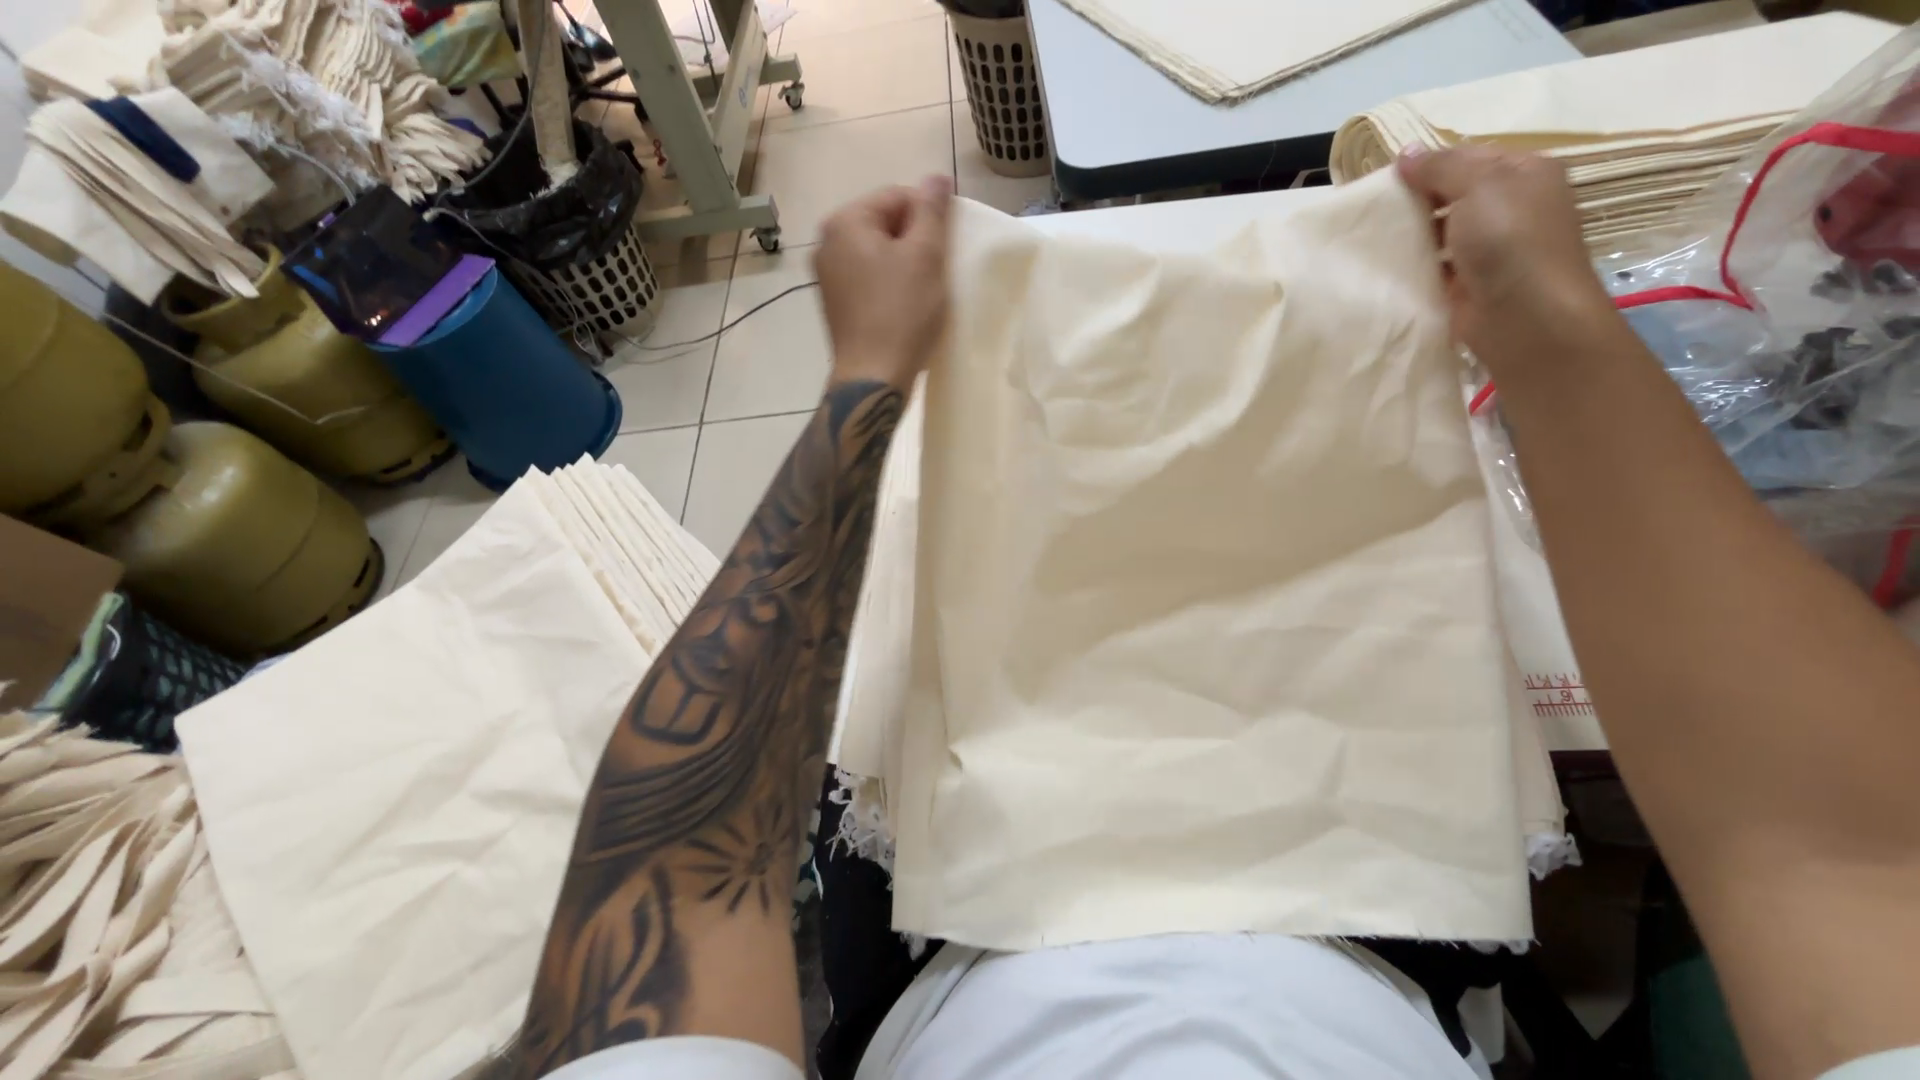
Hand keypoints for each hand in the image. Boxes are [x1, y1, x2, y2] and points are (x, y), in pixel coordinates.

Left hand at [814, 177, 953, 389]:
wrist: (873, 377)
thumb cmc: (902, 312)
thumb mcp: (926, 255)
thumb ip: (932, 211)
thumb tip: (936, 177)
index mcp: (845, 222)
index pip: (897, 197)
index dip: (928, 216)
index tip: (946, 246)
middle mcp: (826, 242)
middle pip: (885, 223)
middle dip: (914, 240)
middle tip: (937, 270)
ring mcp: (826, 275)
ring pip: (878, 253)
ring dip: (905, 263)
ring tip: (923, 290)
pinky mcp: (834, 303)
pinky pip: (868, 278)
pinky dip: (889, 284)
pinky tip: (905, 306)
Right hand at [1395, 145, 1619, 377]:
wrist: (1526, 316)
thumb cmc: (1511, 239)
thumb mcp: (1479, 184)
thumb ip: (1441, 166)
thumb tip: (1406, 153)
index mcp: (1525, 173)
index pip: (1469, 157)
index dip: (1430, 164)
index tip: (1389, 178)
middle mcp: (1512, 207)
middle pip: (1452, 194)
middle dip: (1417, 200)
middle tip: (1374, 208)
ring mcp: (1491, 249)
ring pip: (1440, 232)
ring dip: (1411, 235)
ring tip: (1371, 236)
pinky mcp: (1469, 284)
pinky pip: (1434, 267)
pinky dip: (1413, 266)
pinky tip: (1385, 266)